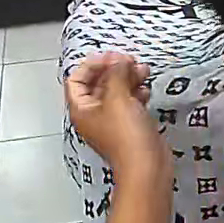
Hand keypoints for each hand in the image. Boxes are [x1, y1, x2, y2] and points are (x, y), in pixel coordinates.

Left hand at [64, 53, 165, 182]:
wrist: (147, 165)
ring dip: (128, 79)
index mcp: (81, 108)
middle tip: (130, 61)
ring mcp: (113, 121)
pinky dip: (137, 92)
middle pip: (98, 83)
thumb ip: (116, 74)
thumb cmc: (127, 136)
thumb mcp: (118, 98)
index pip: (77, 79)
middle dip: (114, 70)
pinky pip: (130, 103)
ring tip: (143, 71)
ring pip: (117, 92)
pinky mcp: (130, 126)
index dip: (92, 65)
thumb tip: (119, 60)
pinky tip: (146, 89)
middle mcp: (94, 114)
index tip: (111, 56)